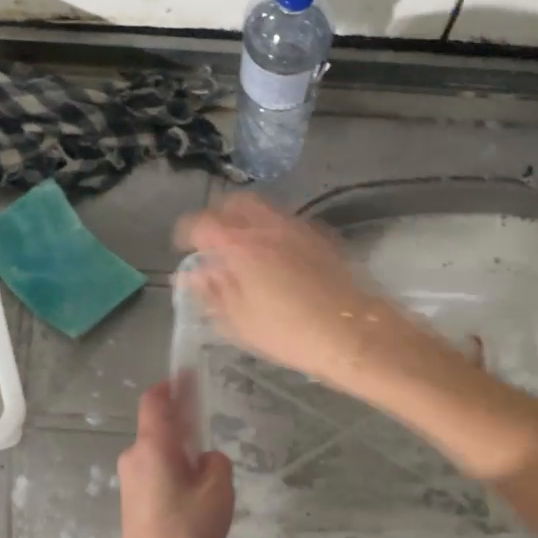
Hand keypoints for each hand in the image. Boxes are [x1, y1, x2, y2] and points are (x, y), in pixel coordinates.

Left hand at [116, 382, 233, 537]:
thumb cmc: (187, 532)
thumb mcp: (218, 492)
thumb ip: (215, 462)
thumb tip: (204, 459)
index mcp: (153, 447)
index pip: (155, 400)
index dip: (172, 383)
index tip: (188, 373)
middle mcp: (135, 456)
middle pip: (158, 424)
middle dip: (182, 417)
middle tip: (208, 418)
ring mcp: (130, 479)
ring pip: (158, 449)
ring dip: (180, 446)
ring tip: (208, 463)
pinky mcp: (132, 499)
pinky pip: (154, 468)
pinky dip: (173, 464)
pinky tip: (193, 487)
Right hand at [176, 193, 405, 385]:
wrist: (353, 333)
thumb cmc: (289, 333)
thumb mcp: (240, 322)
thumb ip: (213, 292)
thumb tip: (194, 274)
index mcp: (240, 246)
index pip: (202, 224)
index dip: (187, 232)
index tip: (184, 246)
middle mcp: (268, 227)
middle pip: (235, 204)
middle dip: (219, 215)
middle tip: (213, 238)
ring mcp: (299, 228)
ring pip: (265, 208)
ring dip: (247, 219)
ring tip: (244, 244)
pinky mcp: (323, 237)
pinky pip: (289, 221)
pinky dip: (274, 228)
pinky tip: (277, 252)